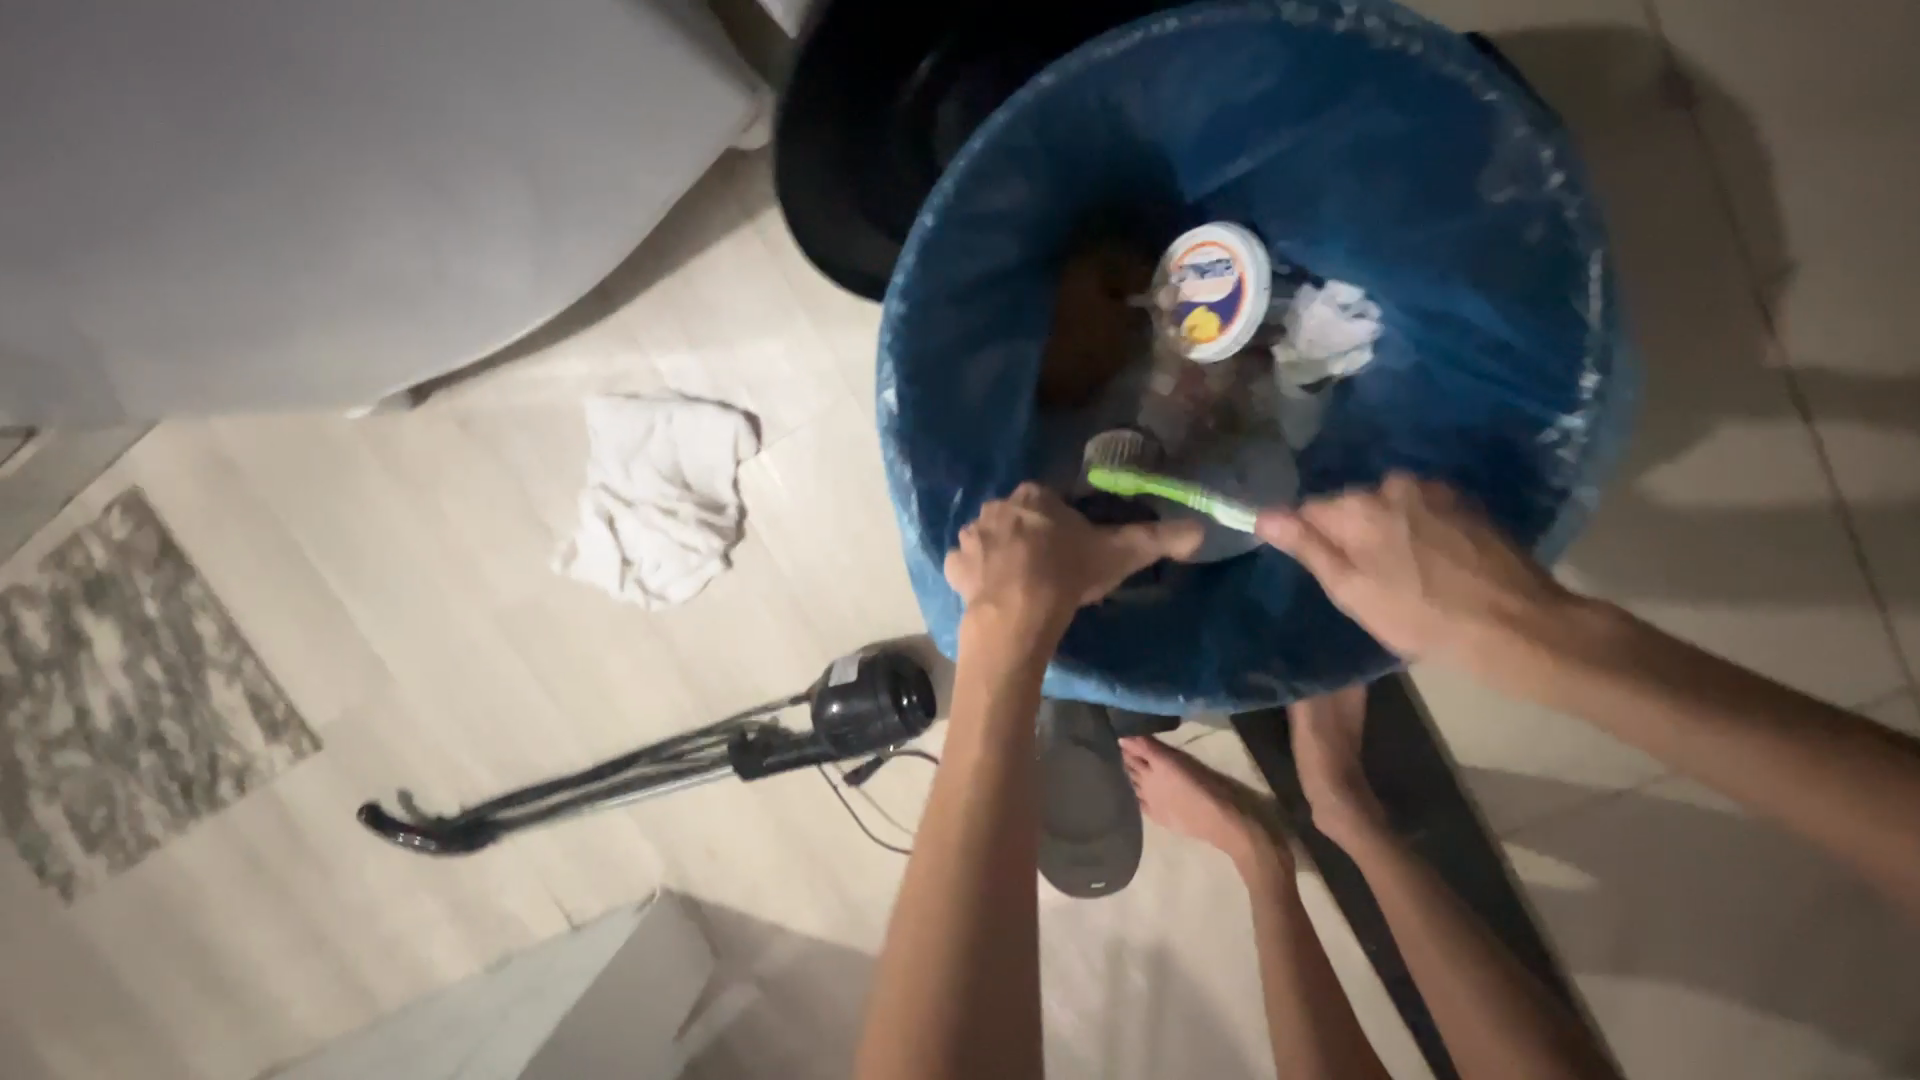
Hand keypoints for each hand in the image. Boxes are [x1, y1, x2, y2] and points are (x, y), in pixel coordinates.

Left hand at [945, 483, 1203, 639]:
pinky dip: (976, 577)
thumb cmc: (1068, 573)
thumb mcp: (1120, 553)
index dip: (1059, 526)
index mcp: (1033, 496)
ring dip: (1000, 557)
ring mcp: (970, 537)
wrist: (1020, 611)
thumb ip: (1159, 539)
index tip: (1070, 551)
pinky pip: (965, 567)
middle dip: (1028, 539)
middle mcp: (996, 508)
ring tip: (1020, 587)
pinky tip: (993, 595)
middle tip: (1047, 572)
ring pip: (988, 541)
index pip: (1047, 502)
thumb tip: (1201, 530)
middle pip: (1015, 520)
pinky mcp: (953, 567)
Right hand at [1254, 472, 1569, 659]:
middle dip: (1353, 534)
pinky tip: (1437, 564)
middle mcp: (1393, 485)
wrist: (1516, 626)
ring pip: (1391, 508)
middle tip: (1368, 580)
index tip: (1326, 570)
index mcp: (1357, 506)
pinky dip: (1421, 531)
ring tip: (1406, 573)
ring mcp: (1436, 491)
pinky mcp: (1468, 504)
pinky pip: (1424, 511)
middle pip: (1353, 507)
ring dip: (1389, 532)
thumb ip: (1307, 547)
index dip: (1310, 539)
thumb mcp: (1350, 591)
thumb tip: (1262, 514)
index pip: (1309, 510)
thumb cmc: (1420, 616)